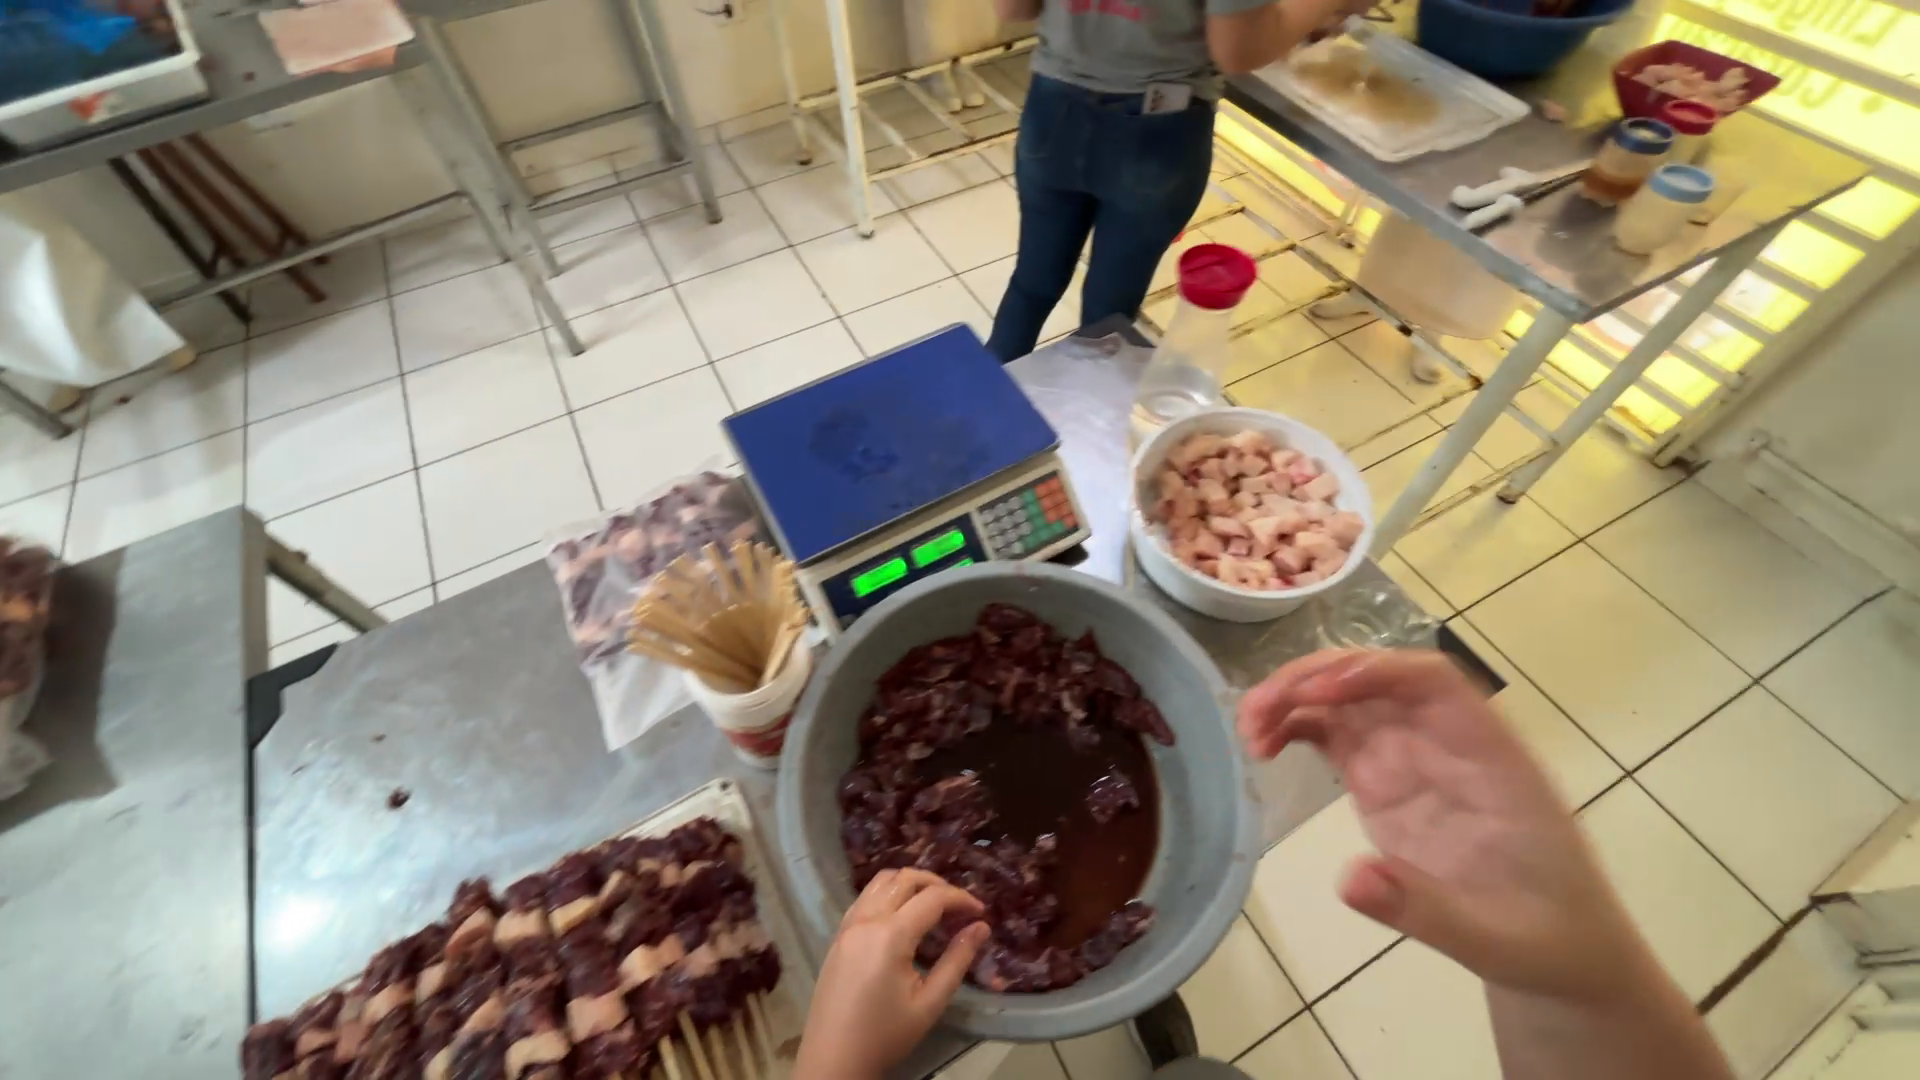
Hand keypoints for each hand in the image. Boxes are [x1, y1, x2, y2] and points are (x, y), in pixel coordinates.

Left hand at [795, 869, 990, 1079]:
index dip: (960, 898)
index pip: (932, 898)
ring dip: (910, 882)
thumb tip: (981, 927)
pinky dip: (888, 891)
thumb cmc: (884, 1036)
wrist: (833, 1062)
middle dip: (937, 883)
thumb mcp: (929, 1004)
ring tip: (931, 902)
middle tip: (958, 905)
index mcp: (890, 935)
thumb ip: (957, 961)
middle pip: (906, 878)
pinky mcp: (839, 933)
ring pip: (883, 880)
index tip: (980, 911)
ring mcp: (849, 923)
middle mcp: (867, 919)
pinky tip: (901, 912)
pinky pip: (866, 895)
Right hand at [1238, 649, 1653, 1003]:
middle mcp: (1441, 740)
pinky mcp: (1378, 774)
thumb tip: (1348, 880)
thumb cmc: (1543, 941)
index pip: (1432, 682)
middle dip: (1310, 679)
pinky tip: (1262, 746)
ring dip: (1290, 697)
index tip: (1317, 694)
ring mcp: (1406, 753)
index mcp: (1487, 757)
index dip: (1373, 672)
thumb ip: (1424, 908)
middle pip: (1371, 677)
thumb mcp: (1494, 939)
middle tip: (1255, 709)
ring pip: (1341, 695)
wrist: (1551, 955)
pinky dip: (1291, 726)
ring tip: (1247, 728)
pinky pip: (1329, 729)